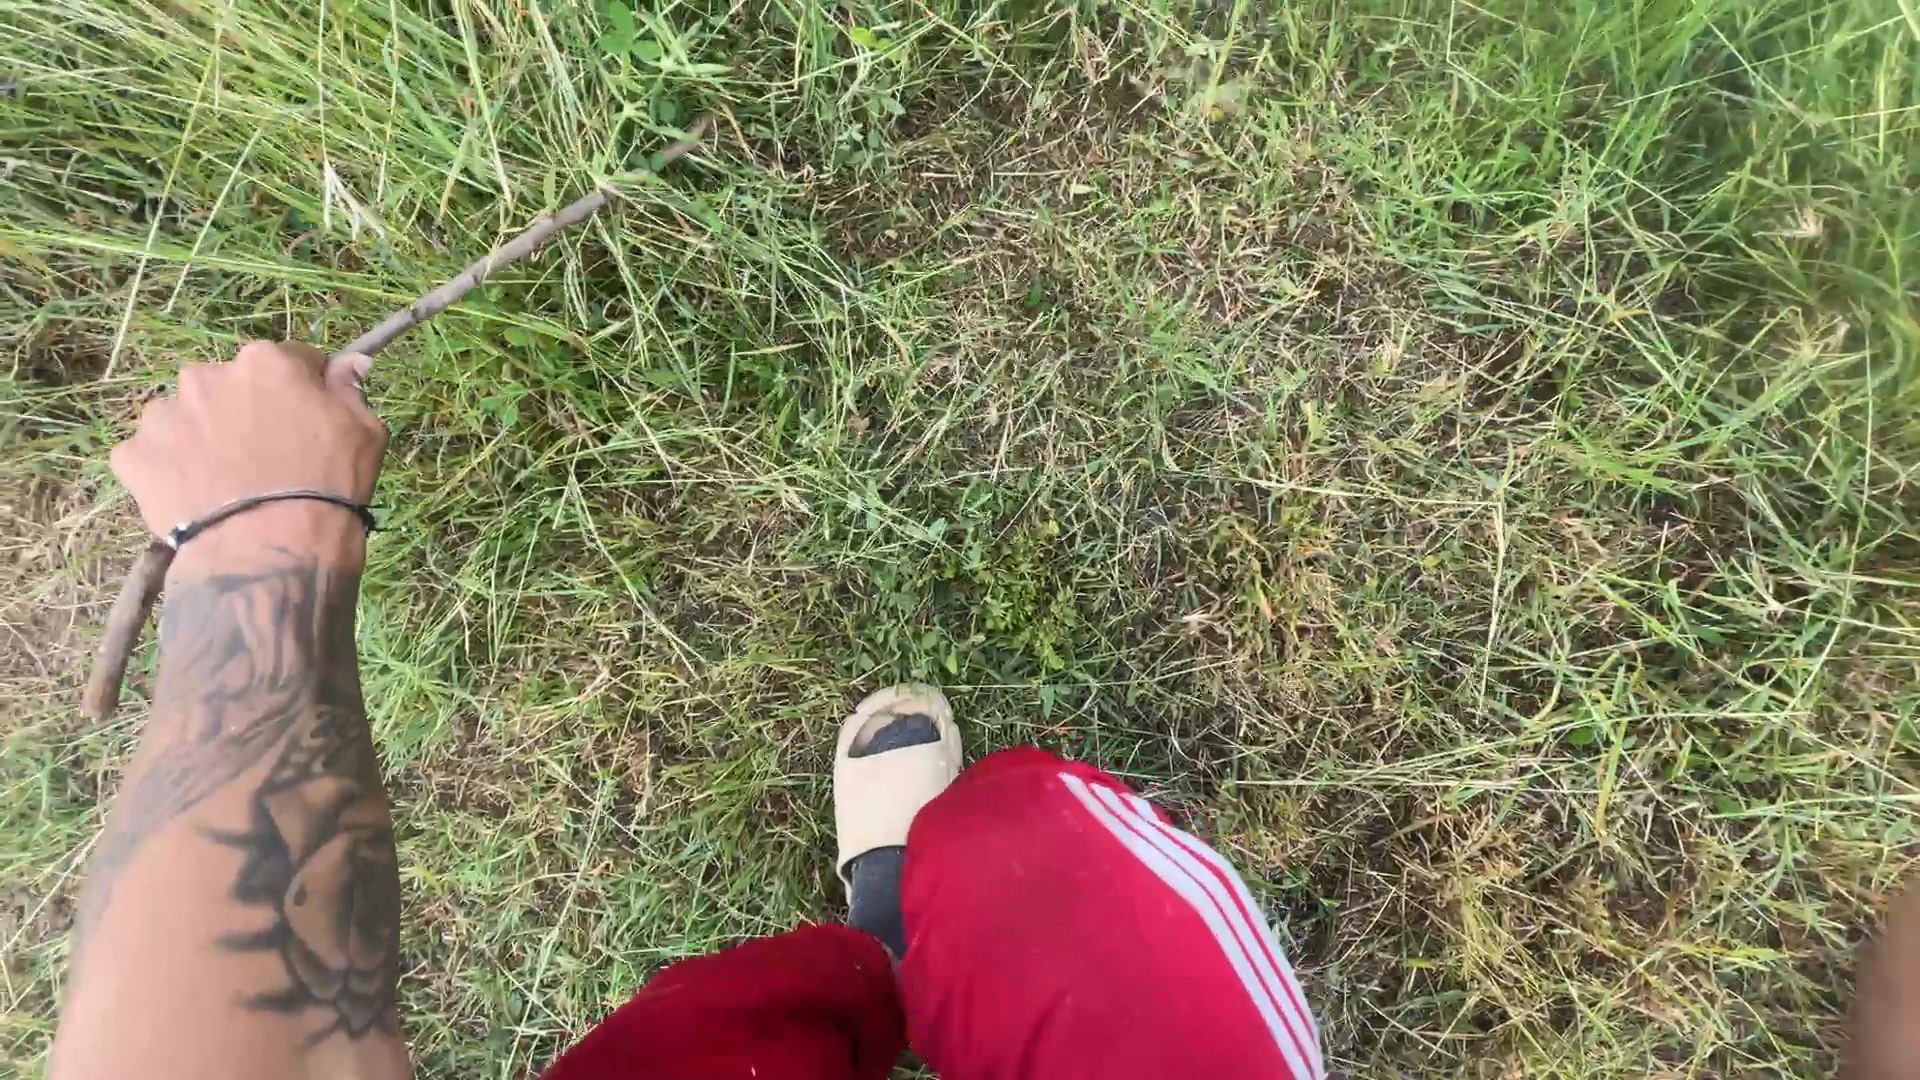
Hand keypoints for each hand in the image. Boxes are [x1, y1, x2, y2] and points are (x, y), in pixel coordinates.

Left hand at [111, 342, 386, 562]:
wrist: (272, 540)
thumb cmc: (332, 478)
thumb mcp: (367, 430)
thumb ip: (350, 389)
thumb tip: (351, 362)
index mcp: (266, 363)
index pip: (294, 358)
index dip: (310, 386)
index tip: (319, 414)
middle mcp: (205, 375)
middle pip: (234, 384)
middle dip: (252, 406)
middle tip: (277, 449)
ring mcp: (162, 414)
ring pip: (192, 415)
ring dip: (211, 433)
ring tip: (237, 475)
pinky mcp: (133, 453)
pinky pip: (161, 452)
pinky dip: (181, 465)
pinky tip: (209, 491)